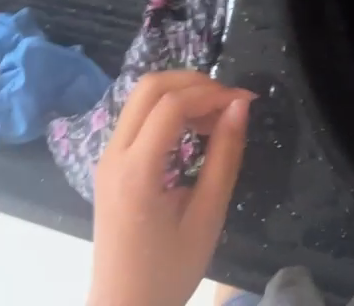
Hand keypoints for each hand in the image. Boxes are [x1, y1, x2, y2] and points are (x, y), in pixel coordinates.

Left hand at [88, 71, 254, 305]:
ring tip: (216, 115)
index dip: (211, 93)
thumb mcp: (206, 218)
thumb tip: (240, 107)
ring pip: (141, 97)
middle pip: (149, 87)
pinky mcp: (110, 162)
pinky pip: (137, 116)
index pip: (171, 106)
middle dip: (193, 82)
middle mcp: (114, 154)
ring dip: (180, 93)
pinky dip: (167, 109)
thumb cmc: (168, 272)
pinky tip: (194, 128)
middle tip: (229, 101)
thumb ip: (224, 157)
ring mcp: (107, 156)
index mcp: (136, 172)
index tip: (246, 101)